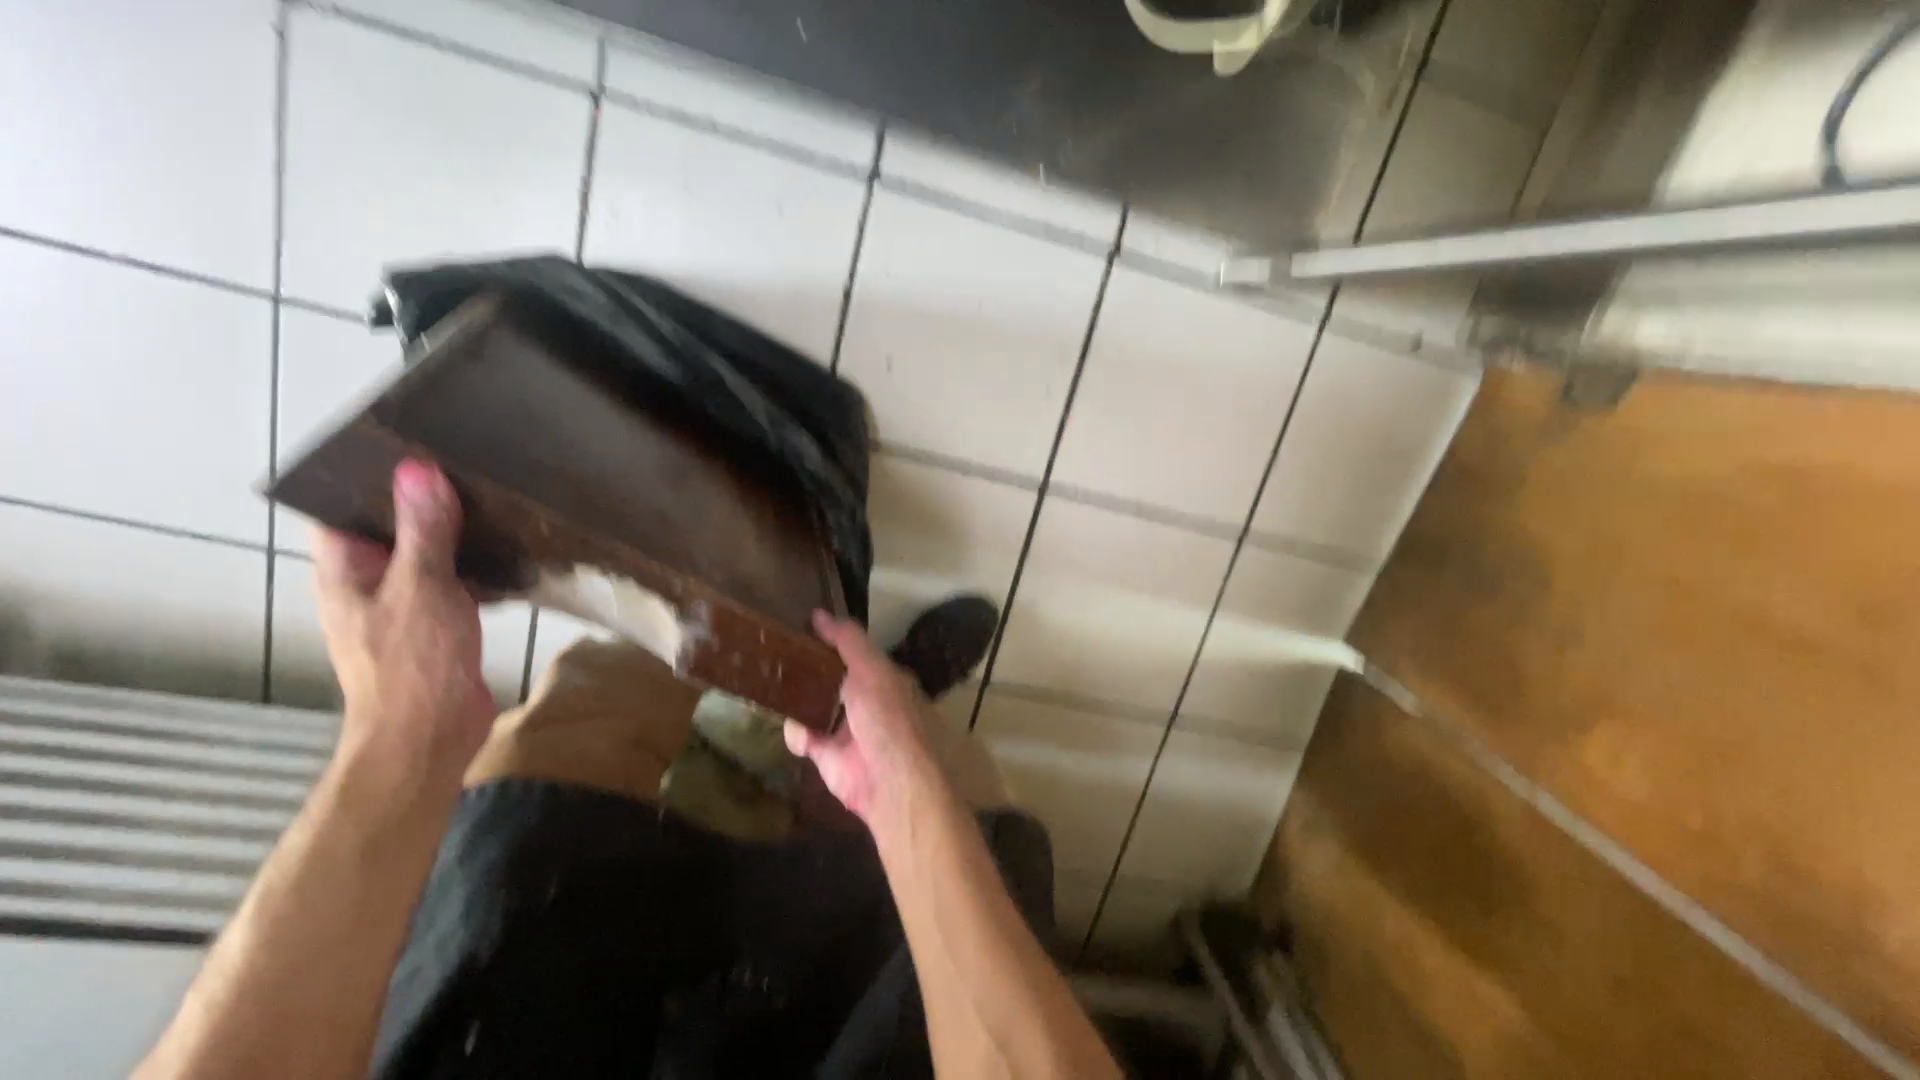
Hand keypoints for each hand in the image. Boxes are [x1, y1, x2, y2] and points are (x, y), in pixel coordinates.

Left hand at [312, 460, 493, 791]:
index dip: (374, 478)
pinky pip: (457, 585)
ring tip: (498, 502)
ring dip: (459, 538)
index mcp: (345, 570)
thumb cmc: (413, 662)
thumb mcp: (421, 586)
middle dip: (430, 504)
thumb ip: (423, 530)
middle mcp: (369, 584)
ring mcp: (405, 607)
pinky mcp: (439, 627)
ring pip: (431, 557)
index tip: (419, 450)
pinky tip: (513, 556)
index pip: (347, 508)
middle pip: (395, 529)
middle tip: (473, 468)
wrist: (431, 736)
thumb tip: (418, 469)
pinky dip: (479, 571)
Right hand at [785, 612, 942, 824]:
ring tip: (770, 680)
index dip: (831, 640)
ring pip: (813, 706)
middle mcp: (865, 702)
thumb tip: (819, 614)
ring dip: (796, 699)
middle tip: (776, 653)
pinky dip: (796, 732)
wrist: (893, 781)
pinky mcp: (828, 756)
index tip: (802, 626)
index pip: (854, 653)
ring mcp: (846, 729)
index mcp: (883, 678)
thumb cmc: (889, 717)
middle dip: (807, 669)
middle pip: (830, 679)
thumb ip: (847, 642)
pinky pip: (803, 736)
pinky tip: (796, 727)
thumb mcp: (871, 669)